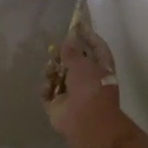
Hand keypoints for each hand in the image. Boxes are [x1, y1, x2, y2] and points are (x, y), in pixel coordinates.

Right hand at [42, 18, 131, 147]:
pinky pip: (48, 93)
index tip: (77, 25)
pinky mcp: (58, 107)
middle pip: (74, 62)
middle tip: (55, 50)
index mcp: (101, 69)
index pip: (97, 48)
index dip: (88, 36)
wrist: (85, 122)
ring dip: (52, 71)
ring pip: (58, 76)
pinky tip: (48, 87)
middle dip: (63, 55)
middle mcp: (87, 81)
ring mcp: (72, 95)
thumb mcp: (82, 64)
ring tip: (50, 70)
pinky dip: (46, 89)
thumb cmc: (90, 88)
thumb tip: (67, 40)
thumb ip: (72, 51)